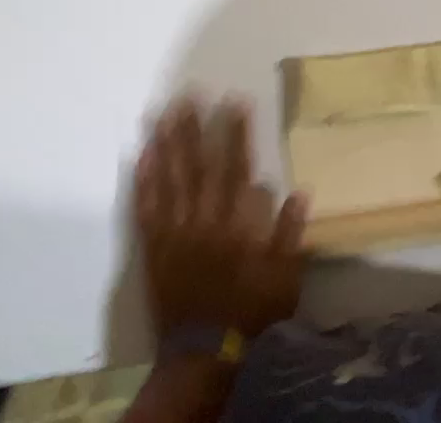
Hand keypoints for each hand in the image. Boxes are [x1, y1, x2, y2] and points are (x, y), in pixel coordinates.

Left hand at [135, 95, 308, 341]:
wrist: (201, 349)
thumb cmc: (248, 310)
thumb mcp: (284, 278)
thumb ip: (290, 234)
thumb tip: (299, 191)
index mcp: (235, 224)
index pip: (236, 167)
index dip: (236, 132)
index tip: (236, 101)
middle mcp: (202, 219)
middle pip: (198, 164)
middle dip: (196, 126)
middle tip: (191, 92)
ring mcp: (173, 230)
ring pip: (169, 177)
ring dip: (166, 142)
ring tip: (163, 110)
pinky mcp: (152, 244)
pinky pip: (145, 206)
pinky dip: (142, 179)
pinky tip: (141, 154)